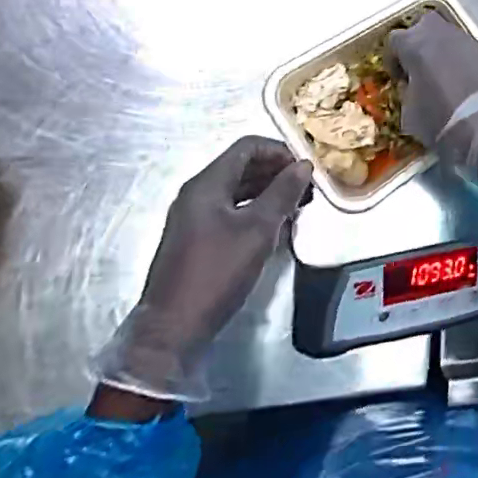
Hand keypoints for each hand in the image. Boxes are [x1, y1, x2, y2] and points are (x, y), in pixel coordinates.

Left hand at [92, 136, 310, 401]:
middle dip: (276, 171)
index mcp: (206, 184)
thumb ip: (282, 193)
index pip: (247, 147)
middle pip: (241, 166)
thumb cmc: (217, 272)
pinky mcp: (195, 239)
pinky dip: (254, 209)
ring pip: (237, 189)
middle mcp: (196, 194)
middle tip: (305, 187)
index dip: (280, 151)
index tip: (305, 168)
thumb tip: (303, 166)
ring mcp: (193, 217)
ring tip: (296, 205)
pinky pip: (230, 210)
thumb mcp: (258, 230)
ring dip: (268, 191)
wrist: (172, 330)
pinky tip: (274, 225)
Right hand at [388, 11, 477, 190]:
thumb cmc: (440, 118)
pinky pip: (466, 49)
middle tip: (419, 68)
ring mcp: (467, 39)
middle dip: (419, 44)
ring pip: (447, 36)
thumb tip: (413, 86)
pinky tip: (462, 81)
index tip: (399, 77)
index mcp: (414, 42)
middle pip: (423, 27)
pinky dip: (461, 60)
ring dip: (442, 51)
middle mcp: (440, 32)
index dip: (394, 60)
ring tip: (442, 76)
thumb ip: (407, 89)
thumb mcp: (409, 110)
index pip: (394, 40)